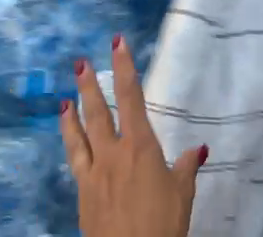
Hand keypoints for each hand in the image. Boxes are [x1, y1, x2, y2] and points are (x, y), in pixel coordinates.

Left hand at [60, 36, 206, 236]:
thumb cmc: (162, 224)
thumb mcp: (182, 194)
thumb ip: (185, 168)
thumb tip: (197, 150)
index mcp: (140, 146)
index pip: (131, 97)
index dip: (124, 68)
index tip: (117, 44)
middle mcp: (113, 154)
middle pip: (99, 112)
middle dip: (90, 86)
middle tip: (80, 63)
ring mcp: (93, 175)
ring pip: (80, 137)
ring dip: (72, 115)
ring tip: (65, 99)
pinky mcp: (82, 196)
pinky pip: (75, 162)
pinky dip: (71, 146)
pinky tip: (70, 142)